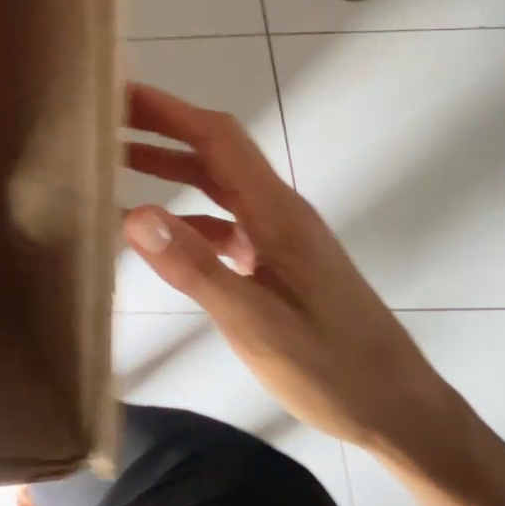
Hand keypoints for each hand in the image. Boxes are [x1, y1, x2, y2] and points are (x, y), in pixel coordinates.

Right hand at [121, 83, 465, 458]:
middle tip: (106, 121)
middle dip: (162, 128)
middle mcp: (278, 211)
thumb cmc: (330, 368)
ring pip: (218, 186)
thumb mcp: (253, 322)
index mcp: (276, 211)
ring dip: (171, 168)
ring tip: (116, 164)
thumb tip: (133, 214)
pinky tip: (157, 235)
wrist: (399, 413)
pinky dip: (185, 216)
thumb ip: (194, 266)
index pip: (218, 138)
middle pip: (216, 152)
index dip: (169, 109)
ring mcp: (279, 237)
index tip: (120, 92)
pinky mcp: (278, 263)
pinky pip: (224, 223)